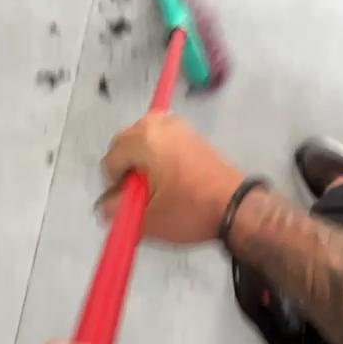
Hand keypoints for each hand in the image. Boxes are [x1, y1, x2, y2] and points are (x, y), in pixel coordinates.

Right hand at [99, 113, 245, 244]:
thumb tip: (107, 205)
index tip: (128, 201)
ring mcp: (179, 125)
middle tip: (137, 193)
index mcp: (145, 139)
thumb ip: (116, 210)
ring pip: (144, 136)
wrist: (235, 205)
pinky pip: (163, 137)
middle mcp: (160, 124)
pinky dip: (158, 152)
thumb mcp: (146, 219)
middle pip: (126, 140)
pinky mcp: (192, 133)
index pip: (112, 157)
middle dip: (126, 166)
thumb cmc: (189, 210)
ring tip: (152, 185)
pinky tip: (169, 176)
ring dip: (141, 158)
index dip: (114, 182)